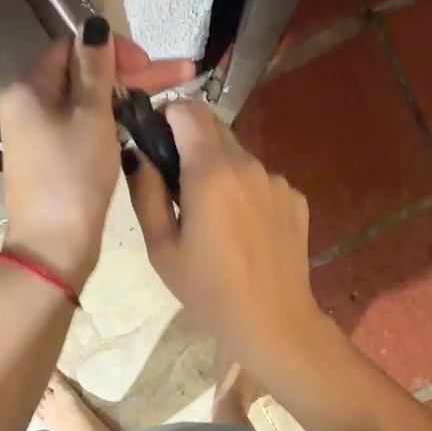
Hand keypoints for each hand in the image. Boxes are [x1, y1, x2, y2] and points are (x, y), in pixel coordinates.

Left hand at [0, 19, 193, 287]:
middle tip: (180, 77)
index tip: (148, 64)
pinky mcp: (53, 159)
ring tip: (168, 99)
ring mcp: (39, 135)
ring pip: (86, 103)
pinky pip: (84, 127)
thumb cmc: (73, 179)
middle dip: (129, 74)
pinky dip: (112, 122)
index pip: (71, 47)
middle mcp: (27, 106)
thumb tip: (94, 27)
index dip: (112, 50)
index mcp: (27, 88)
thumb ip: (96, 70)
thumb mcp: (92, 118)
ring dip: (125, 97)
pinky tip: (143, 122)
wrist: (55, 246)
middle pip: (82, 75)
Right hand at [127, 100, 327, 369]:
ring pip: (239, 158)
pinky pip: (262, 182)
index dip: (167, 118)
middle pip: (214, 130)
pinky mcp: (295, 199)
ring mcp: (277, 180)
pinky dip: (247, 195)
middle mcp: (248, 164)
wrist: (273, 321)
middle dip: (192, 148)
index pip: (188, 109)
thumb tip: (137, 153)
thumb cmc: (207, 290)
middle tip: (179, 191)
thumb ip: (145, 192)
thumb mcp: (161, 247)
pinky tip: (245, 234)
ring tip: (214, 222)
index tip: (157, 144)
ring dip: (220, 174)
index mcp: (211, 171)